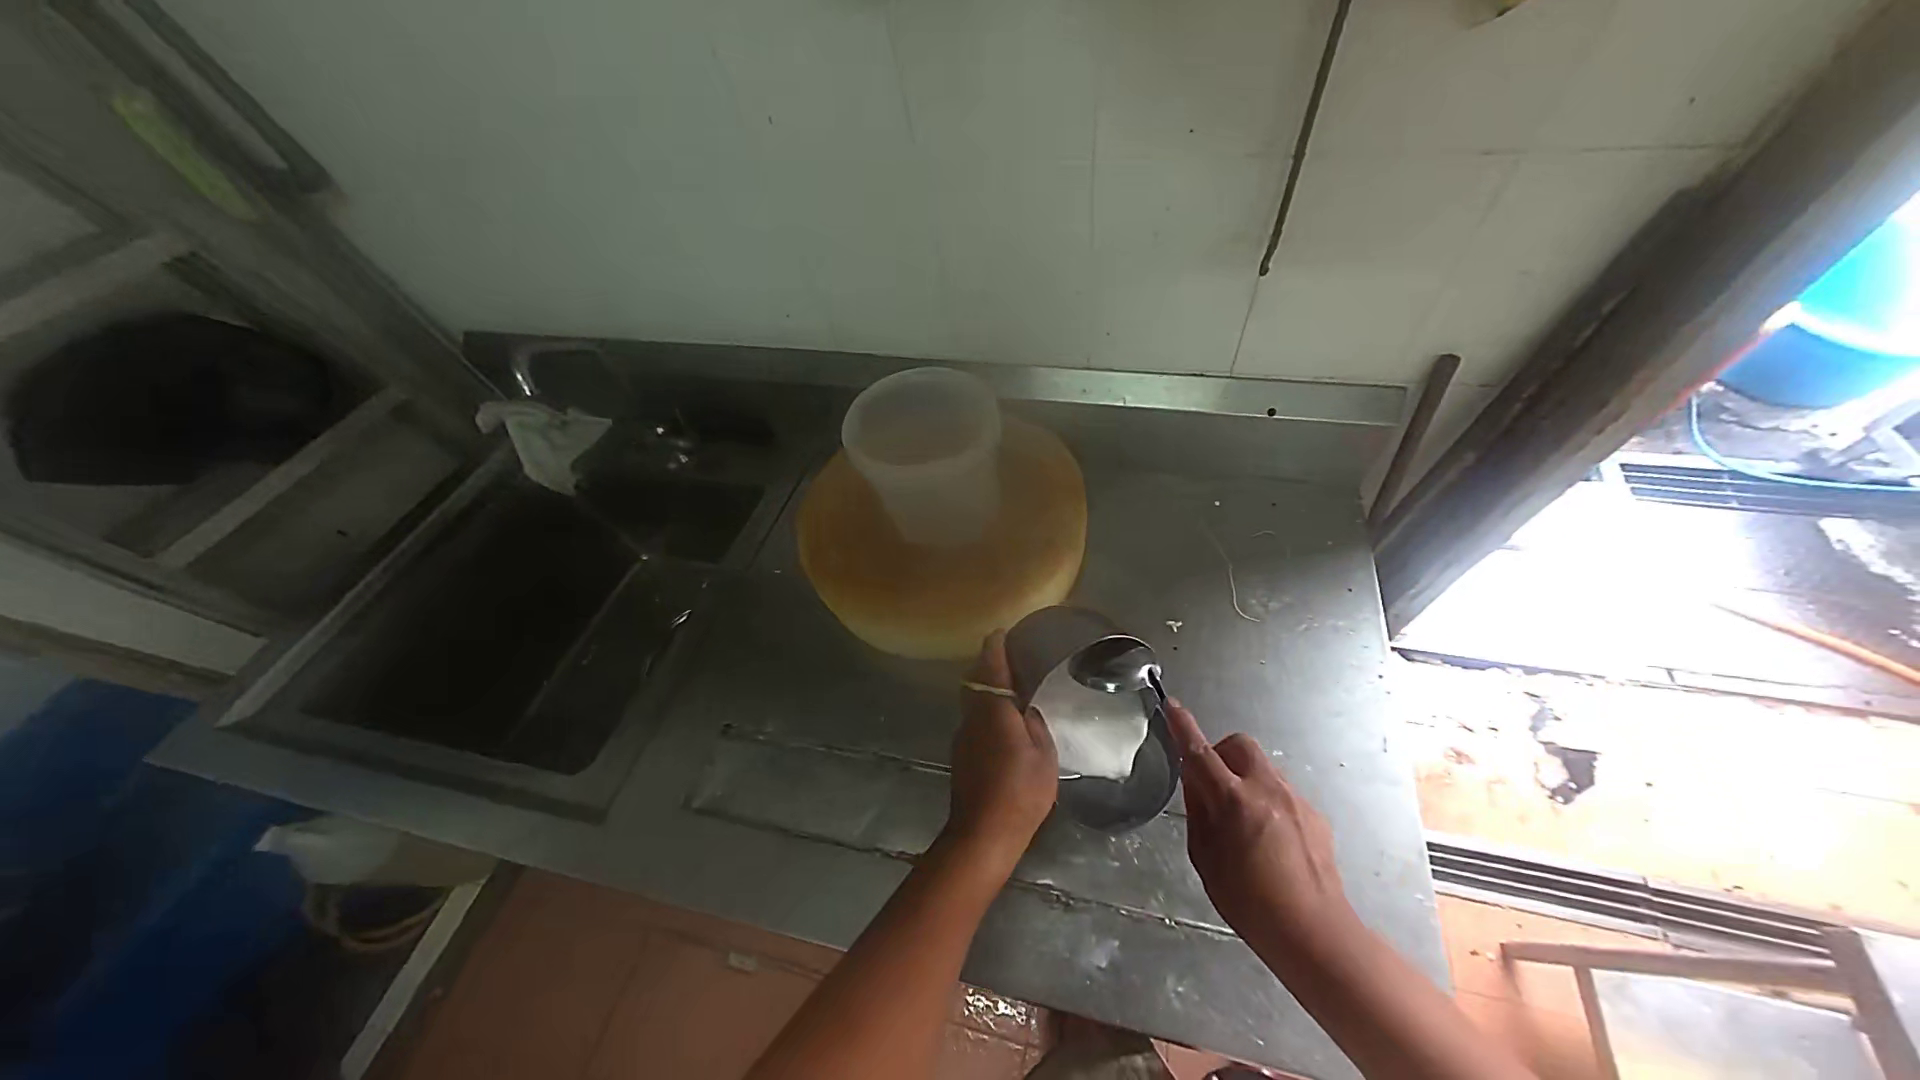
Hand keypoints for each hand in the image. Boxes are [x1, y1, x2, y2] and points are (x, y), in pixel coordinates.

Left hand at [945, 631, 1057, 867]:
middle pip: (976, 679)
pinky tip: (1003, 725)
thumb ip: (1035, 726)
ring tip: (1011, 690)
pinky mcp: (961, 754)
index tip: (1003, 632)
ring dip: (987, 690)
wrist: (983, 833)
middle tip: (1012, 659)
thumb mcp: (1043, 756)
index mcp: (993, 709)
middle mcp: (972, 716)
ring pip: (973, 701)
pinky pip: (974, 721)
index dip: (996, 645)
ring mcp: (963, 736)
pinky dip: (986, 712)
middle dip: (990, 665)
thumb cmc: (1020, 791)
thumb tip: (1025, 710)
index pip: (991, 665)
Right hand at [1169, 702, 1358, 957]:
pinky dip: (1268, 803)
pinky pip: (1282, 793)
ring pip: (1262, 769)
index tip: (1171, 705)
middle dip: (1222, 754)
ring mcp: (1295, 799)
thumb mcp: (1204, 856)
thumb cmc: (1247, 901)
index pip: (1199, 751)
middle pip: (1239, 744)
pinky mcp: (1315, 814)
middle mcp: (1266, 789)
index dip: (1182, 726)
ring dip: (1246, 780)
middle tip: (1214, 785)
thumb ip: (1198, 811)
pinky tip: (1271, 841)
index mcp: (1232, 800)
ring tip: (1244, 823)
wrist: (1313, 931)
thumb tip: (1196, 780)